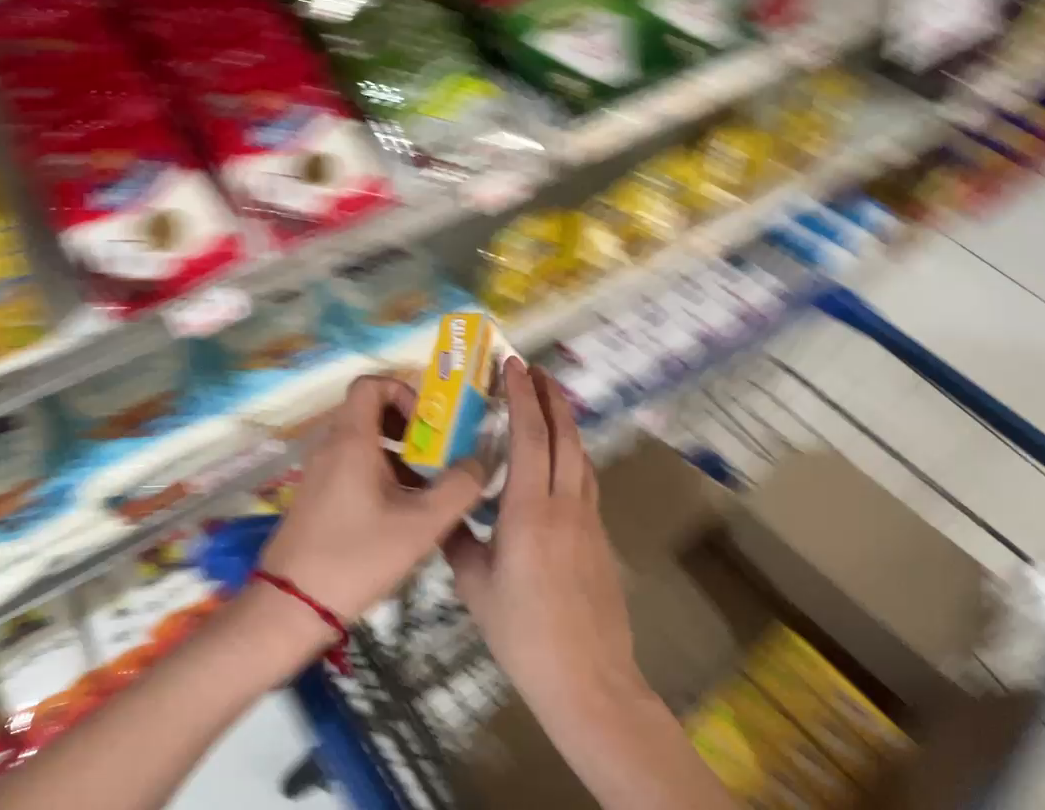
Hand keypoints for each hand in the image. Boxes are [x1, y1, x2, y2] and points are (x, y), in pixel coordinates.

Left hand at [259, 375, 484, 619]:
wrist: (292, 604)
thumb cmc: (357, 557)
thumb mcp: (421, 525)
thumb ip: (458, 488)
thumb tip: (480, 461)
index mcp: (350, 439)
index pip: (371, 384)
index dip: (403, 392)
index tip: (429, 426)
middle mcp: (330, 446)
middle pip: (369, 412)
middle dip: (408, 428)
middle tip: (436, 458)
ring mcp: (318, 471)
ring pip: (362, 443)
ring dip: (397, 456)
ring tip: (426, 491)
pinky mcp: (315, 496)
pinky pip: (350, 466)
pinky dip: (378, 475)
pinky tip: (399, 515)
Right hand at [443, 359, 643, 709]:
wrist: (586, 678)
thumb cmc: (522, 633)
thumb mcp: (475, 586)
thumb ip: (458, 540)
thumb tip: (444, 512)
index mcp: (530, 511)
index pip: (531, 438)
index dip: (523, 397)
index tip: (513, 366)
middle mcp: (566, 506)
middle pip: (566, 436)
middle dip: (551, 397)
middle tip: (535, 369)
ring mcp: (589, 522)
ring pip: (581, 457)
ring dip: (566, 423)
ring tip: (549, 402)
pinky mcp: (600, 539)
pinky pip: (586, 482)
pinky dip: (573, 456)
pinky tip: (561, 462)